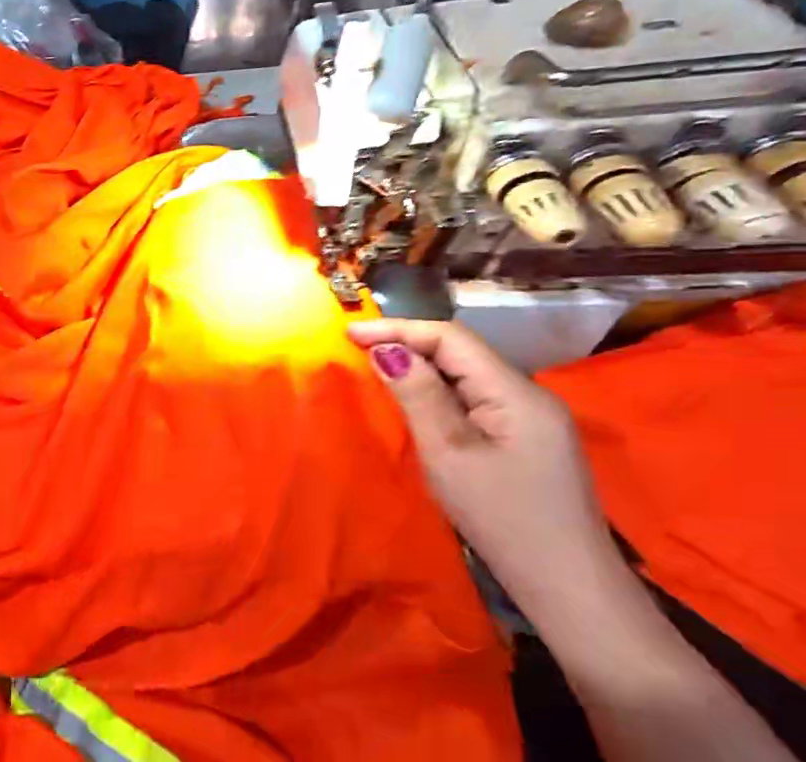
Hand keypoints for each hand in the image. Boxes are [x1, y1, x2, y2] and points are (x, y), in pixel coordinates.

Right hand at [347, 319, 618, 598]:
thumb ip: (418, 394)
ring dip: (418, 363)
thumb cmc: (502, 514)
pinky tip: (412, 396)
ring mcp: (530, 418)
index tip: (346, 333)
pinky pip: (472, 395)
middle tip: (352, 347)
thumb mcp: (449, 451)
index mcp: (517, 394)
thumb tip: (384, 349)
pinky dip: (435, 386)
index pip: (452, 339)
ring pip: (466, 372)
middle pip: (461, 351)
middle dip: (406, 341)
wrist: (566, 584)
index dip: (397, 328)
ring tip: (372, 365)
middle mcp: (529, 396)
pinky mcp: (523, 438)